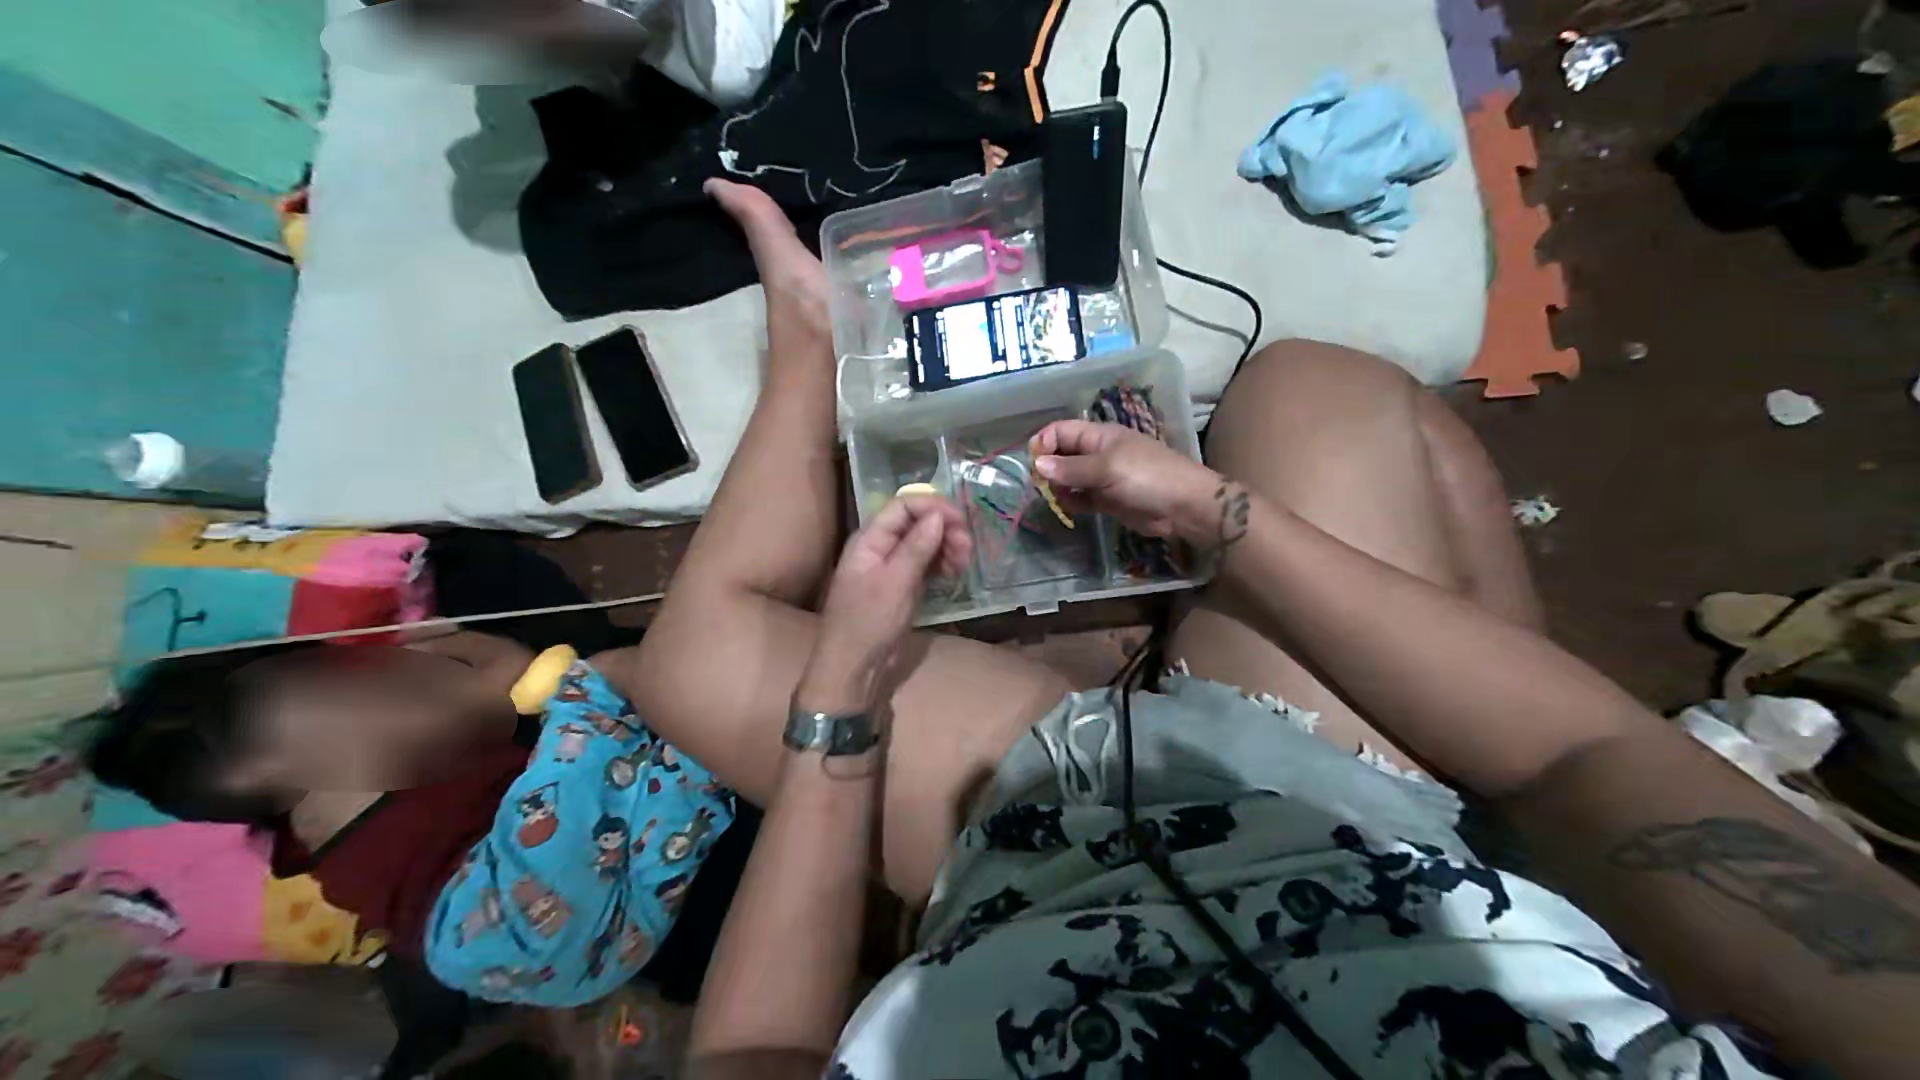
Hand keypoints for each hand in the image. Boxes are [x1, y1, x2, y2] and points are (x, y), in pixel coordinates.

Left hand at [797, 496, 971, 713]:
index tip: (962, 521)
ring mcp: (891, 567)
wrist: (854, 667)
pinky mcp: (902, 586)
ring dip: (946, 547)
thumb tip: (938, 515)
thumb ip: (916, 547)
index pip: (903, 506)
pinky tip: (955, 571)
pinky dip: (941, 564)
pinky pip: (924, 564)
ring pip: (924, 543)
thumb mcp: (895, 582)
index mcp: (869, 539)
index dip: (933, 507)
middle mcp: (880, 547)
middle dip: (944, 529)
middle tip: (967, 548)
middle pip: (916, 523)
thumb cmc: (869, 622)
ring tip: (964, 562)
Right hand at [1029, 420, 1236, 546]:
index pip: (1060, 431)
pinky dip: (1071, 502)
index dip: (1043, 443)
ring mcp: (1101, 477)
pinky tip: (1068, 508)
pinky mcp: (1106, 499)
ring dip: (1057, 487)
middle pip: (1061, 454)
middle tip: (1038, 485)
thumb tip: (1037, 465)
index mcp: (1098, 436)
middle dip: (1047, 467)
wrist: (1183, 507)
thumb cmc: (1147, 478)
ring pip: (1068, 478)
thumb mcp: (1106, 469)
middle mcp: (1096, 453)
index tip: (1032, 464)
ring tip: (1052, 498)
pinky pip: (1080, 497)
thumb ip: (1070, 469)